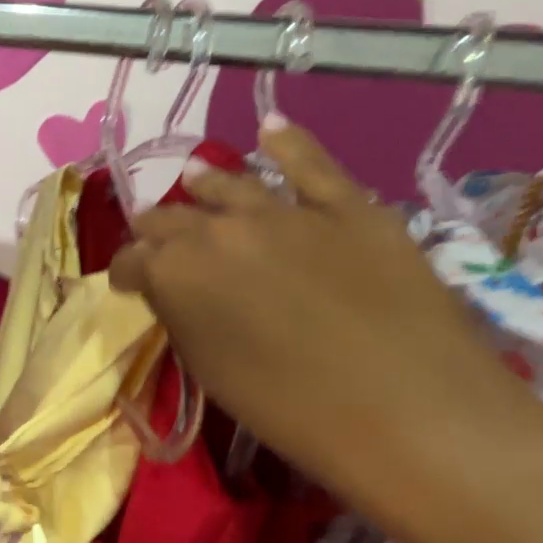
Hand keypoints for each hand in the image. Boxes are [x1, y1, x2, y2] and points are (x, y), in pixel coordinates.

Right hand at [108, 119, 533, 491]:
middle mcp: (215, 230)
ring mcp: (284, 213)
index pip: (131, 262)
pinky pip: (311, 165)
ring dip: (205, 186)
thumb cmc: (291, 408)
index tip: (130, 288)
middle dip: (156, 232)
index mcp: (171, 272)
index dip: (128, 275)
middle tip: (158, 246)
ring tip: (195, 181)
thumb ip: (181, 315)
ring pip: (227, 185)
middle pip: (169, 218)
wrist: (415, 413)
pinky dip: (288, 143)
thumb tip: (174, 292)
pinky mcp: (349, 209)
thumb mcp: (208, 368)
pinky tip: (271, 128)